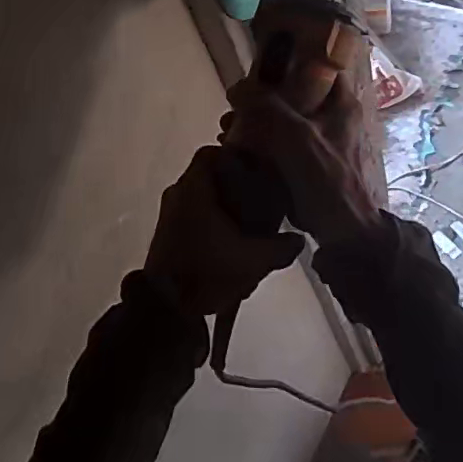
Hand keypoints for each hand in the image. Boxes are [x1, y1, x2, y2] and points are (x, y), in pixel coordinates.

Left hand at [144, 146, 304, 317]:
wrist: (165, 308)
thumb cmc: (206, 272)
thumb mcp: (251, 261)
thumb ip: (279, 248)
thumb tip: (298, 240)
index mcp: (193, 189)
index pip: (209, 153)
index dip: (232, 157)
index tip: (253, 172)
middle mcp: (176, 194)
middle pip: (205, 175)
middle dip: (231, 185)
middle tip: (256, 199)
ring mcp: (167, 214)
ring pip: (197, 196)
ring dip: (219, 205)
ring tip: (245, 223)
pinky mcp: (164, 233)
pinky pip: (189, 214)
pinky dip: (207, 220)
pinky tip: (227, 241)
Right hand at [222, 73, 379, 246]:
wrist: (345, 234)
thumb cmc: (328, 180)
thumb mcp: (296, 138)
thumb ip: (266, 109)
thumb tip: (237, 89)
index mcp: (341, 105)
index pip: (320, 66)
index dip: (291, 62)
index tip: (260, 67)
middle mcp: (333, 119)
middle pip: (295, 95)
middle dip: (262, 98)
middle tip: (235, 106)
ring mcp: (321, 143)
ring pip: (284, 121)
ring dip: (256, 123)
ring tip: (228, 130)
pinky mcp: (310, 166)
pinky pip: (281, 146)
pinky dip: (260, 145)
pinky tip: (237, 151)